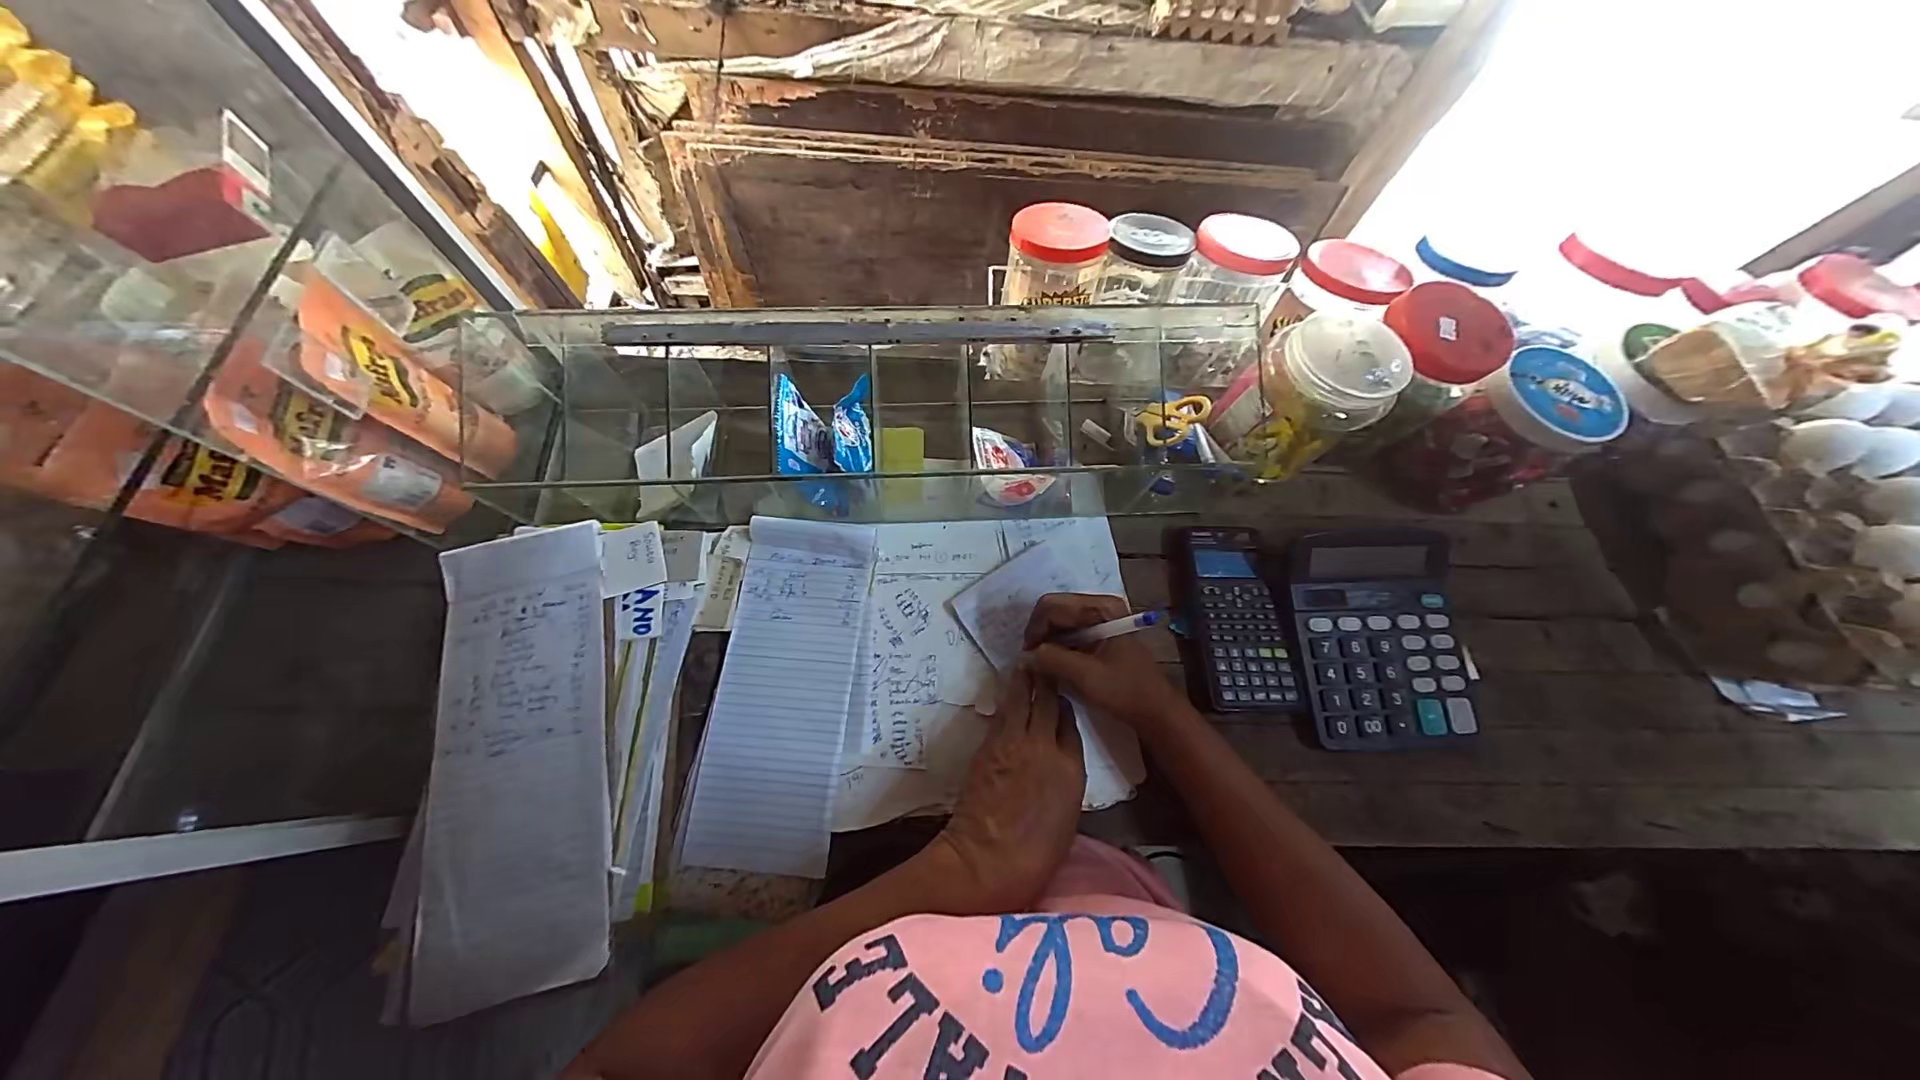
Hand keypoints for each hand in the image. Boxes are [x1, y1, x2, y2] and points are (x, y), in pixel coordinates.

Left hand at [918, 665, 1084, 913]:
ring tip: (1026, 663)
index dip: (1066, 707)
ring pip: (1022, 701)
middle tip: (1045, 663)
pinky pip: (1003, 715)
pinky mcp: (989, 745)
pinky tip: (1009, 693)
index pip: (1070, 725)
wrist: (988, 860)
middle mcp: (1045, 747)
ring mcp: (1014, 742)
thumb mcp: (1066, 814)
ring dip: (1025, 681)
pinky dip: (1008, 700)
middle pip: (1048, 704)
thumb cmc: (1035, 853)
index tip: (1064, 695)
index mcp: (1071, 769)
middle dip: (1047, 682)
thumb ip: (1064, 778)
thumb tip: (1057, 761)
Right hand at [1023, 592, 1193, 736]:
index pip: (1053, 606)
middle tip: (1032, 659)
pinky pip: (1068, 629)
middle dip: (1039, 632)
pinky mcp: (1098, 630)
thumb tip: (1027, 653)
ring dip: (1046, 639)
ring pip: (1058, 619)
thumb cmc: (1125, 691)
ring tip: (1042, 663)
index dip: (1035, 629)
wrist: (1155, 709)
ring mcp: (1100, 616)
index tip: (1028, 655)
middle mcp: (1101, 604)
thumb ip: (1053, 659)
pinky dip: (1056, 644)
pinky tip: (1055, 662)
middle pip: (1054, 608)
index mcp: (1102, 607)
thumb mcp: (1086, 676)